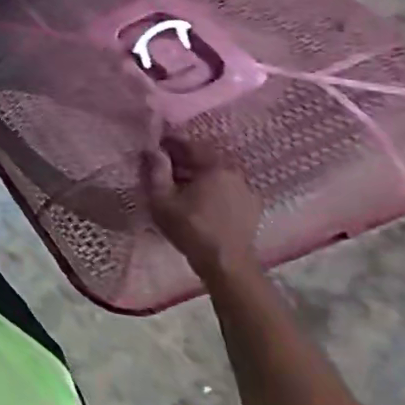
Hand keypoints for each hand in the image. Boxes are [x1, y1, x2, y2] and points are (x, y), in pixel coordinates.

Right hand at [142, 135, 262, 278]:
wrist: (225, 262)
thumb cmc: (189, 228)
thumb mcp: (161, 198)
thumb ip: (156, 170)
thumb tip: (153, 149)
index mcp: (214, 168)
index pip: (191, 144)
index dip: (171, 141)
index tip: (155, 143)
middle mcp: (235, 173)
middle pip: (207, 156)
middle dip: (185, 155)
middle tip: (165, 161)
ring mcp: (247, 189)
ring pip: (219, 171)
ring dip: (199, 170)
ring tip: (181, 179)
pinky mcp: (251, 205)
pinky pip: (228, 185)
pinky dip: (213, 183)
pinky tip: (200, 195)